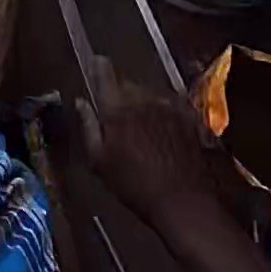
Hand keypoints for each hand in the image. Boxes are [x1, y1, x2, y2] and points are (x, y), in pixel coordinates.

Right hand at [75, 56, 211, 218]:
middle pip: (127, 83)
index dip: (97, 65)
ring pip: (149, 94)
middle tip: (120, 121)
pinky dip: (165, 115)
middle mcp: (143, 98)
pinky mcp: (189, 118)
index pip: (103, 69)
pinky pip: (171, 106)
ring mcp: (168, 106)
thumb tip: (81, 102)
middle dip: (121, 96)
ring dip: (144, 105)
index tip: (94, 67)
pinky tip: (165, 136)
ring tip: (144, 133)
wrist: (184, 206)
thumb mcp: (99, 161)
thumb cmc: (136, 185)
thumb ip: (87, 125)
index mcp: (116, 105)